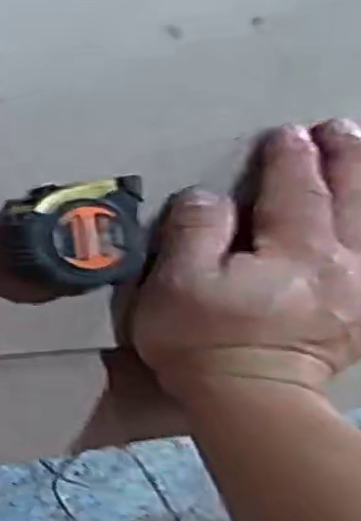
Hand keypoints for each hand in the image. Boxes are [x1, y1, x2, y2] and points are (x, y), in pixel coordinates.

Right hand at [134, 121, 360, 399]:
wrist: (247, 391)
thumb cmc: (198, 334)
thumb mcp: (178, 282)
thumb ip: (195, 234)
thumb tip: (207, 196)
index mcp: (294, 251)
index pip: (293, 193)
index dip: (289, 160)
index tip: (285, 132)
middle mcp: (342, 261)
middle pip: (351, 200)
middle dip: (347, 161)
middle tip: (341, 128)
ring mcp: (359, 286)